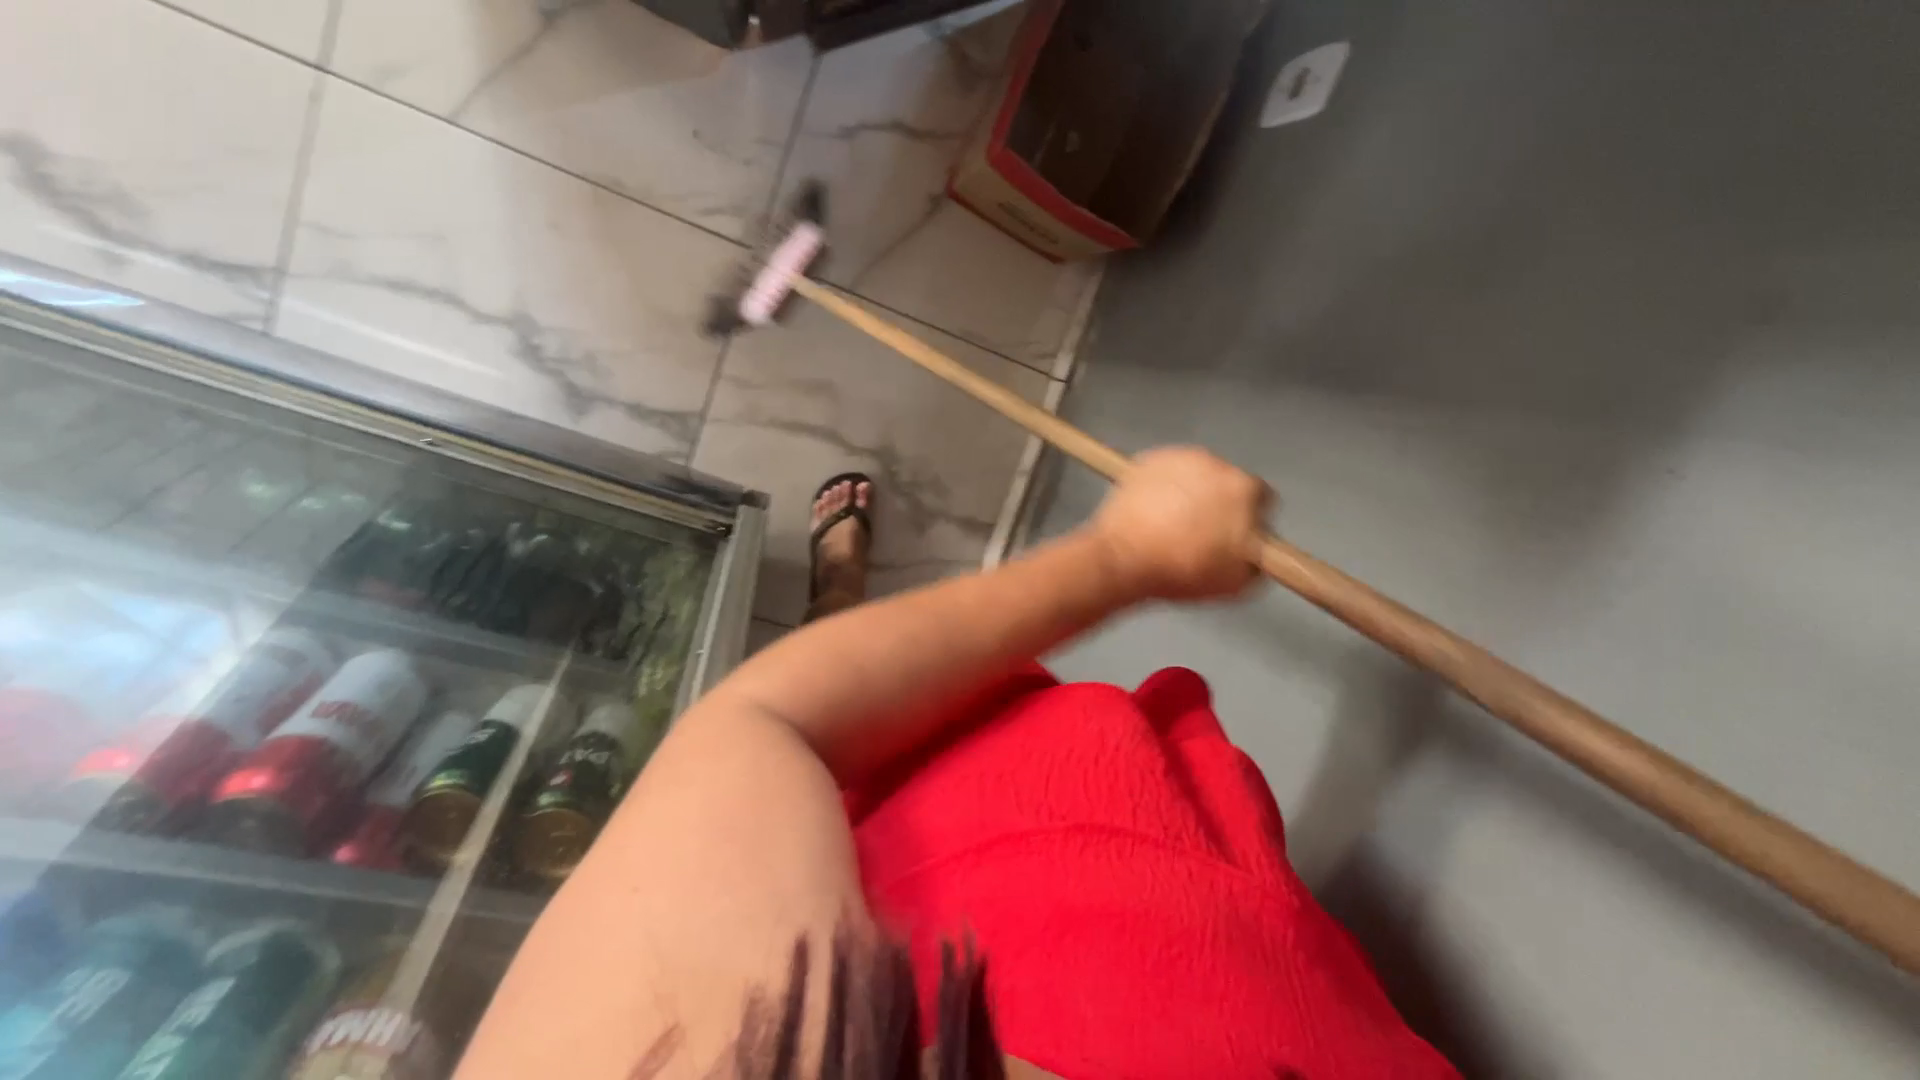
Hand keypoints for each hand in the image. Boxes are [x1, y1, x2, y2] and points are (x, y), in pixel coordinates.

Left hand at [1089, 446, 1271, 601]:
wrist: (1124, 558)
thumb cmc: (1181, 570)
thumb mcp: (1237, 582)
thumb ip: (1258, 561)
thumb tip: (1258, 554)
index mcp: (1244, 489)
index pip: (1261, 498)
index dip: (1248, 517)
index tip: (1233, 532)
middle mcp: (1216, 463)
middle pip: (1226, 482)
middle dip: (1218, 503)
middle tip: (1199, 531)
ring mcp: (1179, 457)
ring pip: (1195, 475)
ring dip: (1190, 492)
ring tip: (1171, 523)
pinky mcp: (1149, 459)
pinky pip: (1165, 472)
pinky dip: (1162, 486)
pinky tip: (1152, 511)